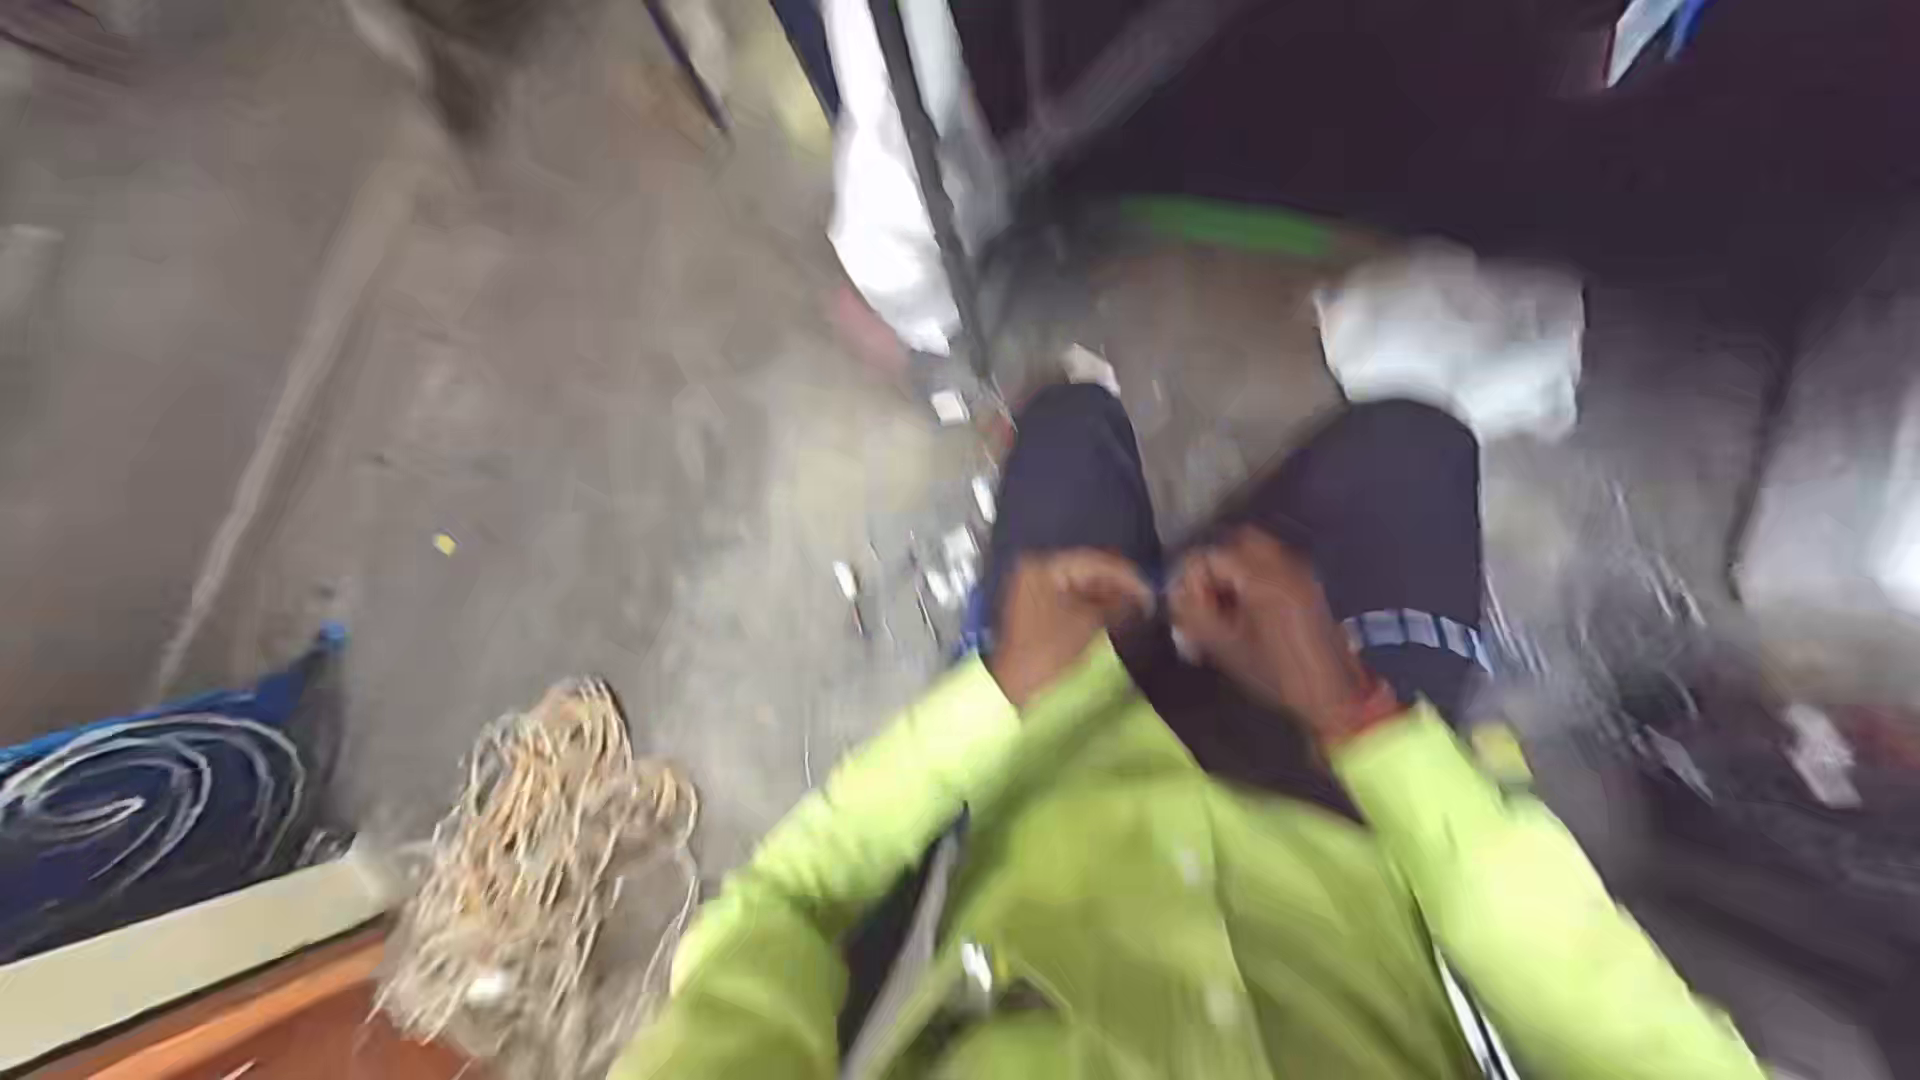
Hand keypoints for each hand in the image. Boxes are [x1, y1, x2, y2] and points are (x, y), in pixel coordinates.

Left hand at [990, 549, 1154, 707]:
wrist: (1018, 693)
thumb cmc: (1053, 653)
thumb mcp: (1092, 624)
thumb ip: (1120, 604)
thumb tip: (1143, 598)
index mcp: (1043, 567)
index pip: (1095, 561)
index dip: (1128, 577)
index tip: (1154, 593)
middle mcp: (1036, 572)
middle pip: (1088, 572)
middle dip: (1120, 588)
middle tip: (1150, 604)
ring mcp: (1034, 592)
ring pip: (1082, 588)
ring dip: (1110, 599)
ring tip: (1139, 614)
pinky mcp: (1038, 612)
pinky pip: (1073, 602)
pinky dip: (1095, 610)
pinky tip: (1118, 620)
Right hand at [1168, 528, 1398, 744]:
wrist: (1333, 695)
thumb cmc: (1276, 673)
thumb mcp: (1225, 647)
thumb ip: (1193, 614)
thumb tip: (1175, 593)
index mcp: (1262, 579)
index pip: (1211, 557)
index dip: (1193, 581)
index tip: (1193, 609)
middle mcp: (1284, 566)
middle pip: (1237, 541)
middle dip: (1214, 566)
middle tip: (1207, 596)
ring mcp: (1301, 573)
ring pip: (1256, 550)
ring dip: (1233, 569)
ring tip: (1225, 601)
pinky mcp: (1307, 585)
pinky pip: (1272, 563)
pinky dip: (1252, 574)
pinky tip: (1246, 607)